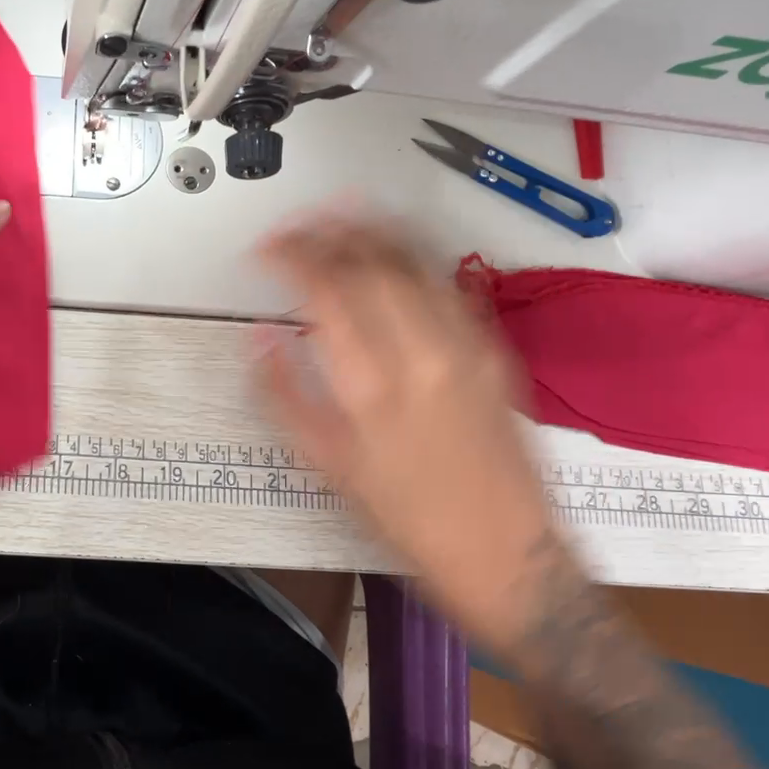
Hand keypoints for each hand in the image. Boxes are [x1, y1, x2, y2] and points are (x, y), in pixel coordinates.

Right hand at [252, 216, 557, 652]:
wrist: (508, 556)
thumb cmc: (409, 520)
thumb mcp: (328, 466)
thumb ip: (286, 395)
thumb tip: (260, 339)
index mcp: (371, 385)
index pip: (326, 289)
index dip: (290, 255)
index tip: (266, 248)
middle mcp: (422, 354)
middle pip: (371, 262)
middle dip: (326, 230)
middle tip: (295, 224)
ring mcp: (466, 348)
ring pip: (415, 262)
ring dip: (372, 228)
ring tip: (340, 212)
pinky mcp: (495, 352)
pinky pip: (450, 284)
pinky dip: (416, 253)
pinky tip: (396, 245)